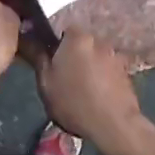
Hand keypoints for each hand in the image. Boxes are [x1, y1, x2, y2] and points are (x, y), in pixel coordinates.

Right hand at [35, 30, 146, 147]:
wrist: (114, 124)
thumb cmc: (73, 101)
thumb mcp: (45, 81)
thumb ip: (37, 56)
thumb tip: (28, 37)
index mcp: (78, 37)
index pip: (62, 30)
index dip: (54, 45)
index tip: (50, 62)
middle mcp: (99, 40)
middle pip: (80, 44)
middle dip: (72, 56)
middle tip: (63, 78)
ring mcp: (115, 55)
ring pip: (94, 57)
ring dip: (88, 67)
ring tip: (82, 90)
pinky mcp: (126, 71)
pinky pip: (107, 69)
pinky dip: (101, 77)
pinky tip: (97, 94)